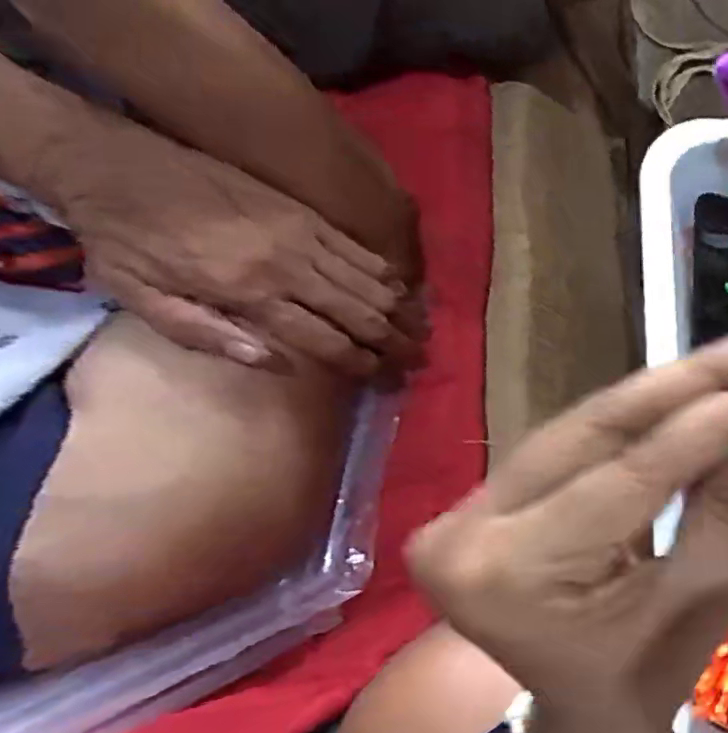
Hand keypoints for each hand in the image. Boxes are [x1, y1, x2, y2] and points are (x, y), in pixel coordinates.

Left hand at [58, 119, 420, 378]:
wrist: (106, 160)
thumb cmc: (122, 238)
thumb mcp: (138, 295)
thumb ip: (205, 334)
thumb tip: (277, 365)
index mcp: (248, 293)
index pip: (327, 341)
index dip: (363, 364)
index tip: (383, 379)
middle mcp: (288, 269)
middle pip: (364, 317)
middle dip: (398, 345)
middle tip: (420, 363)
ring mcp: (304, 239)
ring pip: (376, 288)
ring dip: (405, 316)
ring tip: (422, 335)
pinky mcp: (309, 216)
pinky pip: (366, 255)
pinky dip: (393, 280)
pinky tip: (405, 297)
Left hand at [405, 324, 727, 732]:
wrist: (588, 718)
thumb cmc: (650, 676)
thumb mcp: (702, 597)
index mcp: (519, 573)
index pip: (632, 471)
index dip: (717, 424)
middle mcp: (470, 528)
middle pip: (599, 427)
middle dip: (695, 380)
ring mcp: (468, 508)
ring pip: (589, 424)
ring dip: (676, 388)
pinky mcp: (488, 500)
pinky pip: (580, 443)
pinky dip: (649, 416)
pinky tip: (700, 386)